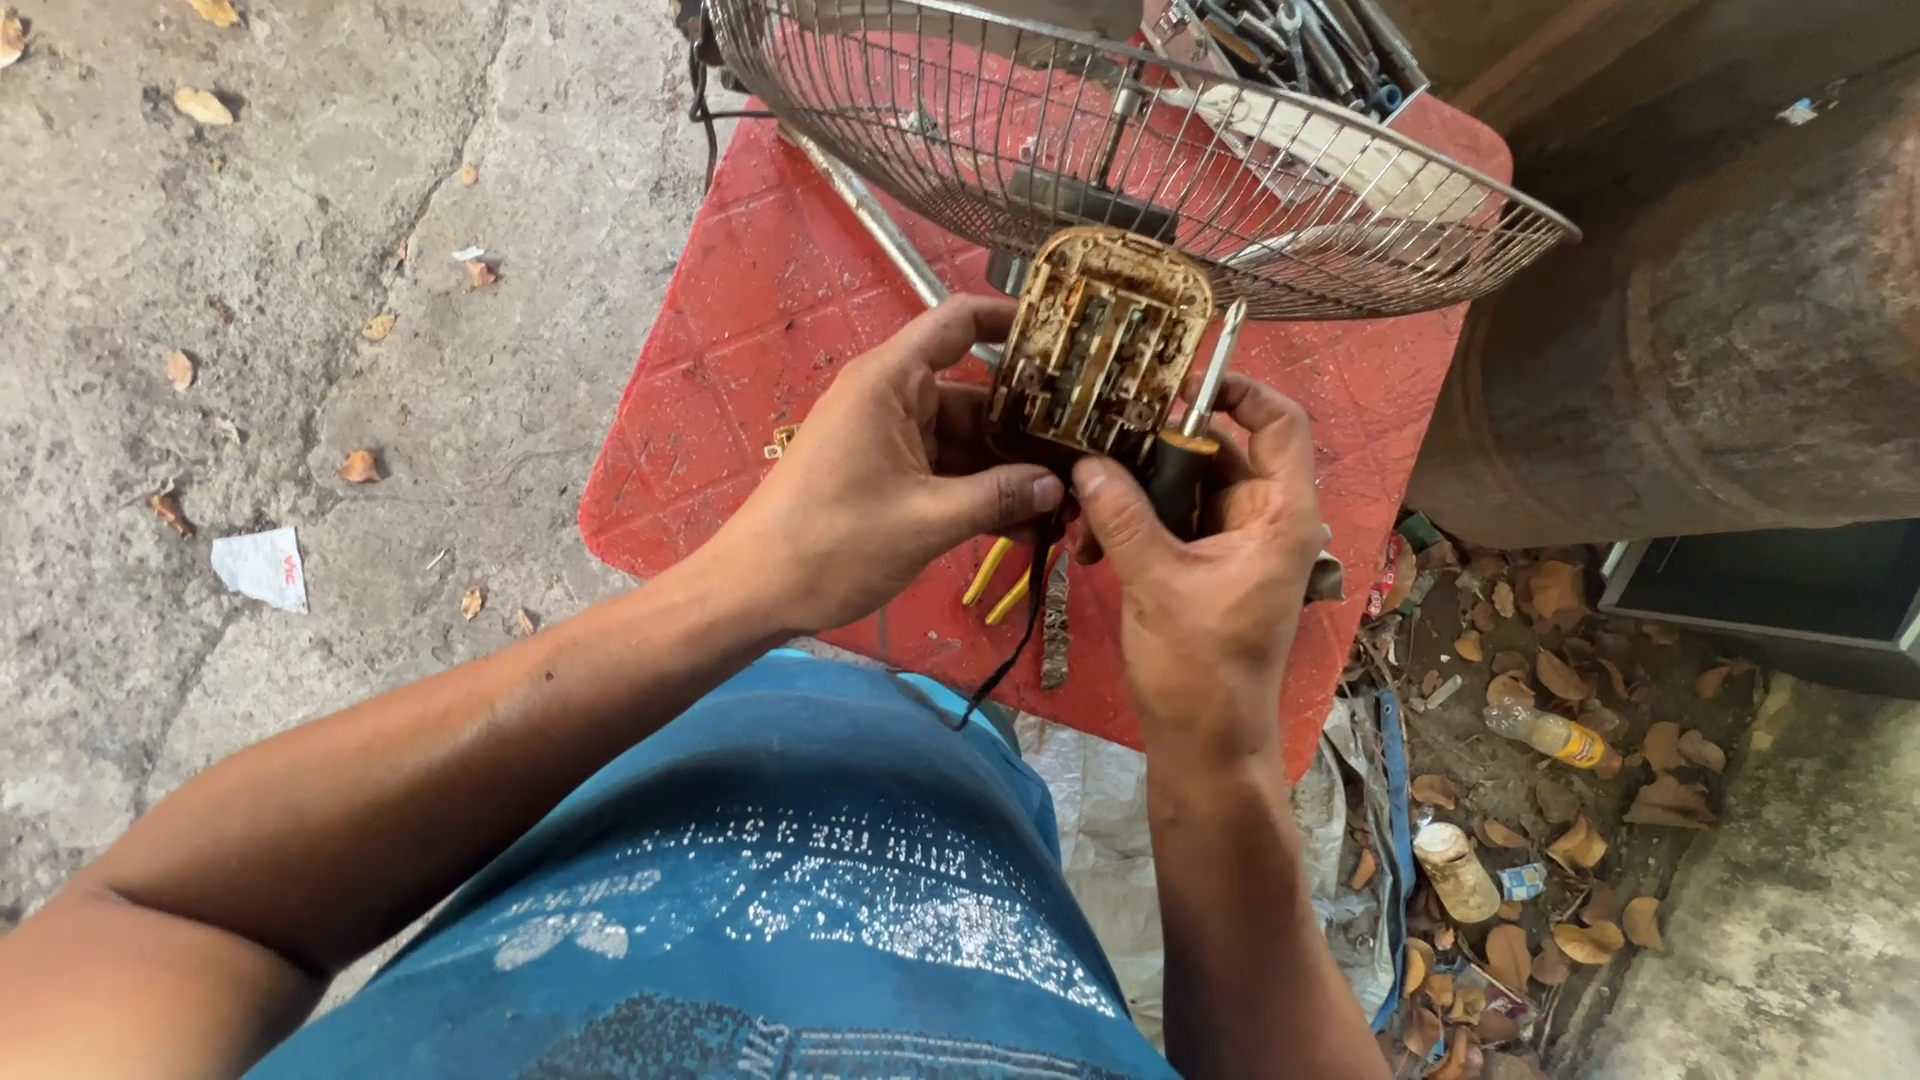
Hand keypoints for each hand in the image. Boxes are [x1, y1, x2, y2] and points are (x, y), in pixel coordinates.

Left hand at [697, 295, 1064, 635]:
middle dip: (1026, 427)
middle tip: (1086, 453)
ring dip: (1007, 473)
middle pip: (973, 394)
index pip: (957, 322)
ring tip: (1065, 501)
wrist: (755, 590)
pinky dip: (978, 494)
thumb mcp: (925, 520)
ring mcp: (889, 440)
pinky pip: (945, 473)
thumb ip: (997, 497)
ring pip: (963, 442)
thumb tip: (1058, 485)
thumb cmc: (832, 542)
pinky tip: (1025, 526)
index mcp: (891, 382)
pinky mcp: (887, 477)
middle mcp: (892, 400)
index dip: (1011, 320)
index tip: (1067, 338)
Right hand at [1071, 375, 1325, 767]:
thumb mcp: (1156, 582)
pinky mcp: (1206, 565)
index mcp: (1281, 516)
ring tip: (1086, 502)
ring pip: (1186, 488)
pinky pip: (1171, 521)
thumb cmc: (1198, 666)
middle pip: (1217, 452)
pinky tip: (1093, 542)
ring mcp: (1234, 543)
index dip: (1239, 390)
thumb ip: (1122, 515)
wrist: (1202, 740)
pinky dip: (1135, 523)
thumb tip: (1086, 460)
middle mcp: (1264, 519)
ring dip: (1136, 492)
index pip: (1280, 424)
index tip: (1178, 380)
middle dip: (1157, 447)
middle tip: (1100, 436)